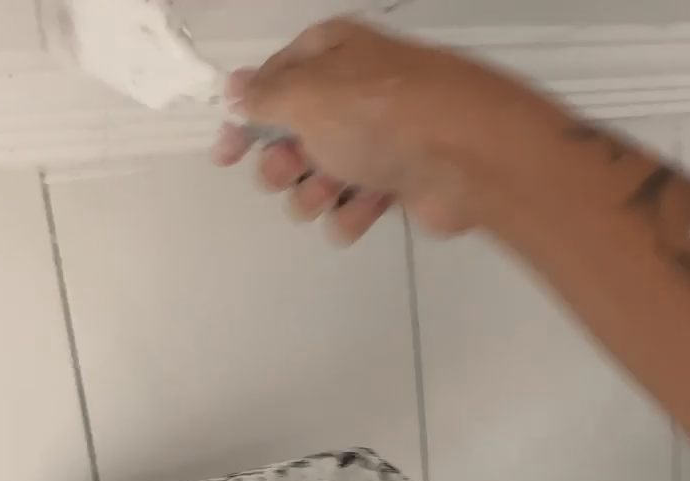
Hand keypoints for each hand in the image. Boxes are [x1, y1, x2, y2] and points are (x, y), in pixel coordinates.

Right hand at [210, 18, 512, 243]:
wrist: (464, 157)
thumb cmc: (384, 115)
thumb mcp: (308, 95)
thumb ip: (264, 95)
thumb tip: (235, 89)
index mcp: (328, 56)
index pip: (270, 85)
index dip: (244, 120)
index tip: (225, 154)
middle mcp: (349, 95)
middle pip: (288, 141)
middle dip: (284, 166)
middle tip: (294, 170)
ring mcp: (372, 141)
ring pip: (315, 182)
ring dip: (315, 195)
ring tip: (335, 190)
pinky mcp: (391, 183)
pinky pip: (349, 210)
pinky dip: (352, 215)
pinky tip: (368, 207)